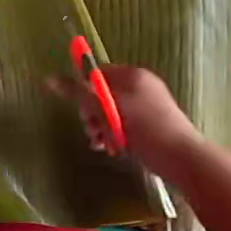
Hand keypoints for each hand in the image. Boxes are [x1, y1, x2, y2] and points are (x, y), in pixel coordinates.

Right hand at [51, 64, 203, 176]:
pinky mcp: (152, 125)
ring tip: (104, 144)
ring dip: (102, 128)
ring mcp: (148, 105)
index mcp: (133, 75)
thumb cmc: (144, 128)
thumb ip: (79, 94)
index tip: (83, 110)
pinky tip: (115, 149)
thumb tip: (49, 78)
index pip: (97, 73)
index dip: (85, 91)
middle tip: (94, 131)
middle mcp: (141, 86)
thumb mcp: (107, 109)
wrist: (181, 157)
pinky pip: (125, 125)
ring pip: (112, 113)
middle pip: (103, 94)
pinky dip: (116, 135)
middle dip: (93, 115)